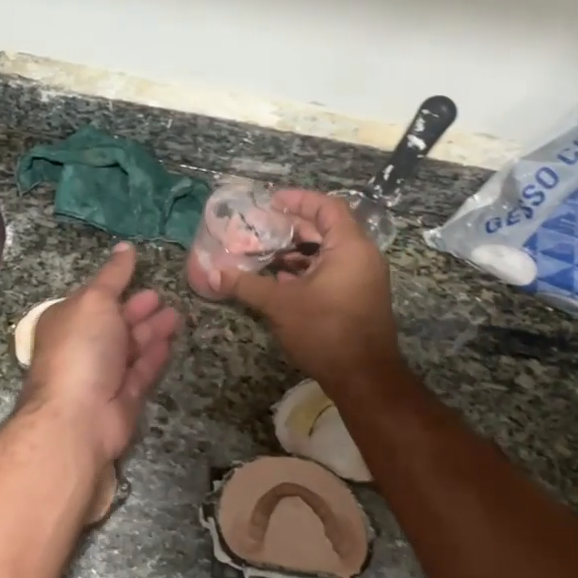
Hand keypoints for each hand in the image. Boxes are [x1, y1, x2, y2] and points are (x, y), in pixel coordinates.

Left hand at [20, 243, 182, 464]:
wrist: (78, 416)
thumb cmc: (81, 348)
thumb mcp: (95, 301)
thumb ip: (113, 275)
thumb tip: (125, 247)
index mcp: (66, 320)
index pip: (92, 298)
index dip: (115, 284)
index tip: (139, 271)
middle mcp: (81, 345)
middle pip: (113, 323)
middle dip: (136, 309)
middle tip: (161, 296)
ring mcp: (102, 373)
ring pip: (130, 347)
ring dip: (151, 330)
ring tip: (176, 314)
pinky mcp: (122, 397)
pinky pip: (141, 371)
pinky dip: (154, 355)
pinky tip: (170, 341)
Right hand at [218, 189, 404, 397]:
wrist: (363, 377)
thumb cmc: (325, 331)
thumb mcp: (279, 305)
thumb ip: (247, 284)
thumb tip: (214, 273)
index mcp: (350, 247)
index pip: (327, 207)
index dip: (299, 200)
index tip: (270, 201)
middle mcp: (361, 257)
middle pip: (326, 229)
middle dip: (291, 227)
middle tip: (259, 228)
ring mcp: (362, 279)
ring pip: (327, 253)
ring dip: (296, 251)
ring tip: (263, 253)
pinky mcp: (357, 298)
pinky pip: (330, 271)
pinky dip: (305, 270)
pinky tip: (278, 280)